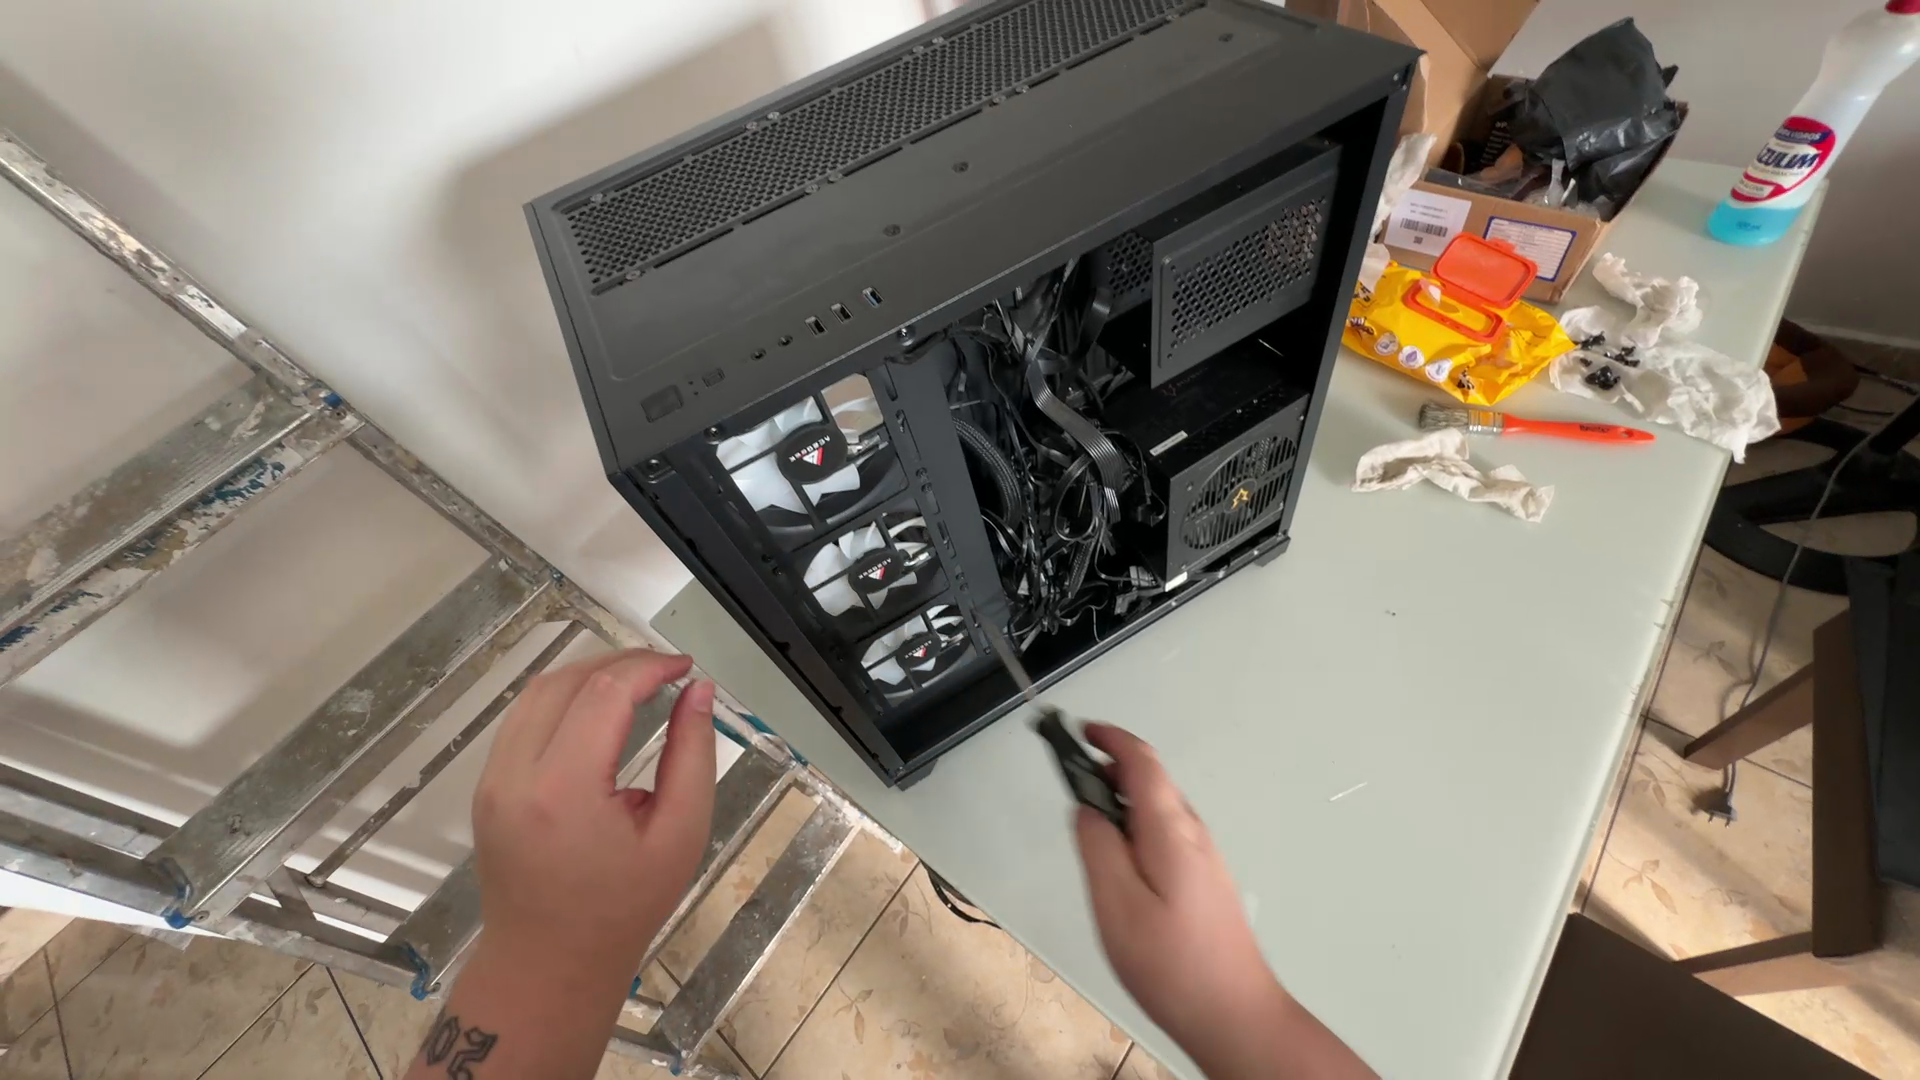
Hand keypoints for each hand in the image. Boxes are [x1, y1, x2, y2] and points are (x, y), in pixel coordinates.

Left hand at [470, 649, 715, 986]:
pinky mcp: (488, 785)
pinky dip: (566, 695)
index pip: (604, 694)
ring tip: (639, 678)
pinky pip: (524, 716)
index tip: (686, 667)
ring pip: (537, 691)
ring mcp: (491, 780)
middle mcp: (515, 776)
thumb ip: (693, 754)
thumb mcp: (681, 832)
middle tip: (668, 669)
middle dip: (622, 662)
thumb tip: (698, 691)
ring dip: (591, 672)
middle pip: (566, 682)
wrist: (548, 964)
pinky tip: (602, 704)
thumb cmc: (625, 905)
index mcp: (564, 790)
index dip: (649, 667)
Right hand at [1073, 723, 1373, 1079]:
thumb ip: (1097, 845)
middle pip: (1150, 780)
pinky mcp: (1205, 878)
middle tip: (1073, 783)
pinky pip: (1165, 832)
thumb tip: (1086, 807)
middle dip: (1109, 769)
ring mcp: (1203, 856)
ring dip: (1121, 798)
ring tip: (1089, 823)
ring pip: (1157, 807)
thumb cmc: (1173, 965)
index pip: (1141, 761)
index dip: (1109, 738)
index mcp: (1170, 830)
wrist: (1238, 1018)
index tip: (1079, 731)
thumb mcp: (1116, 904)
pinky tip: (1120, 860)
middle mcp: (1192, 833)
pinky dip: (1135, 823)